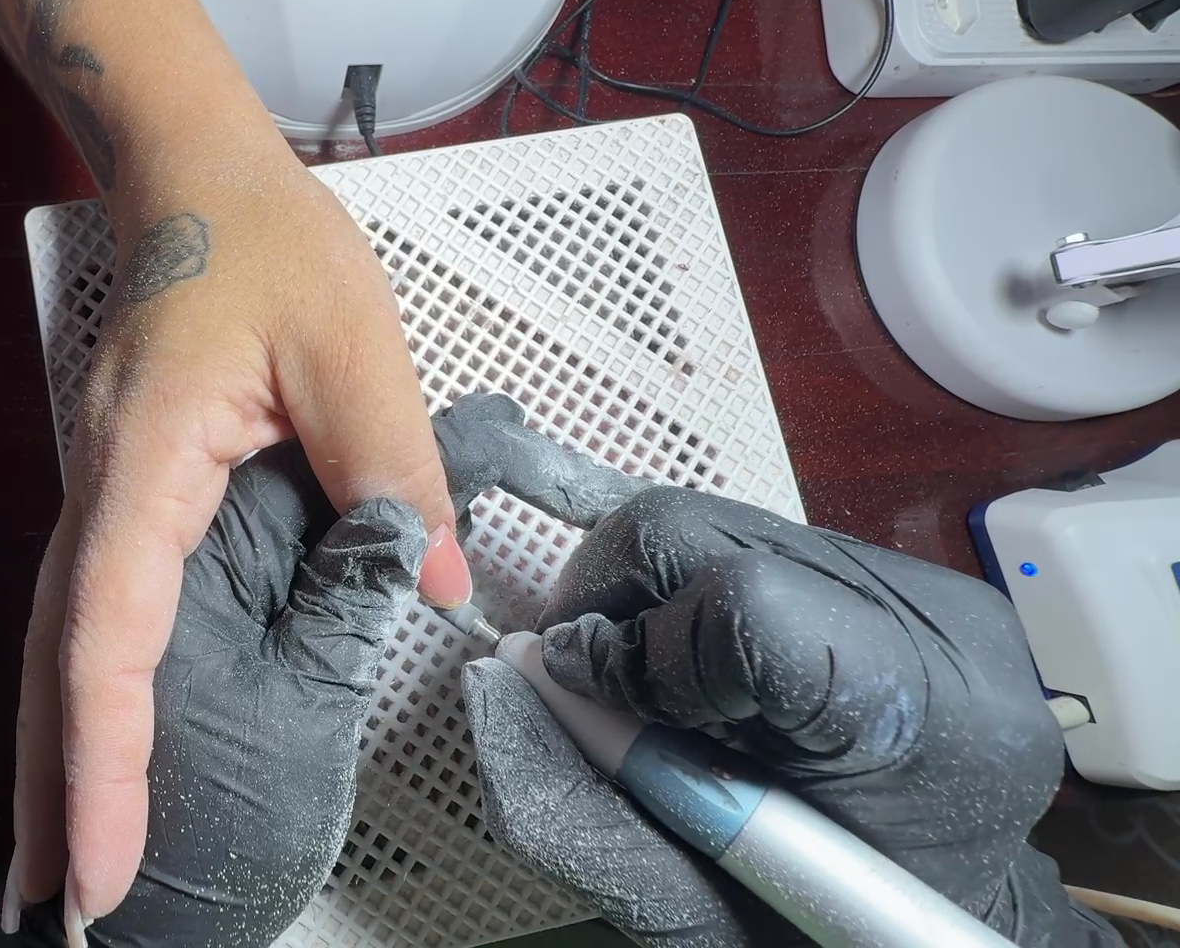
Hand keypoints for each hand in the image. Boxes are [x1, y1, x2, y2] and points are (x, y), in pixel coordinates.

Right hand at [13, 153, 472, 940]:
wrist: (199, 185)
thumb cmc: (267, 243)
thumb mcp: (351, 343)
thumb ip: (391, 462)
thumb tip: (433, 582)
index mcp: (151, 457)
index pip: (111, 623)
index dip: (101, 751)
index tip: (93, 864)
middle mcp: (105, 484)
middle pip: (59, 652)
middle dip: (54, 783)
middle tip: (52, 908)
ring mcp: (107, 486)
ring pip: (66, 634)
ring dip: (59, 745)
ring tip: (59, 856)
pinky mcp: (129, 487)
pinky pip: (98, 601)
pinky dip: (90, 685)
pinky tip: (101, 732)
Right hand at [429, 393, 1120, 946]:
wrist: (934, 908)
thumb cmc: (818, 926)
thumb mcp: (683, 906)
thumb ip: (565, 802)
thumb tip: (490, 680)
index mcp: (917, 726)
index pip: (744, 610)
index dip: (632, 651)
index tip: (586, 699)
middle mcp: (918, 617)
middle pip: (686, 529)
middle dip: (597, 597)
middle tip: (591, 675)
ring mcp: (893, 573)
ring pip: (685, 519)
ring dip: (623, 590)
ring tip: (644, 669)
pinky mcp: (858, 556)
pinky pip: (709, 531)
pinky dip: (656, 585)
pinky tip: (681, 648)